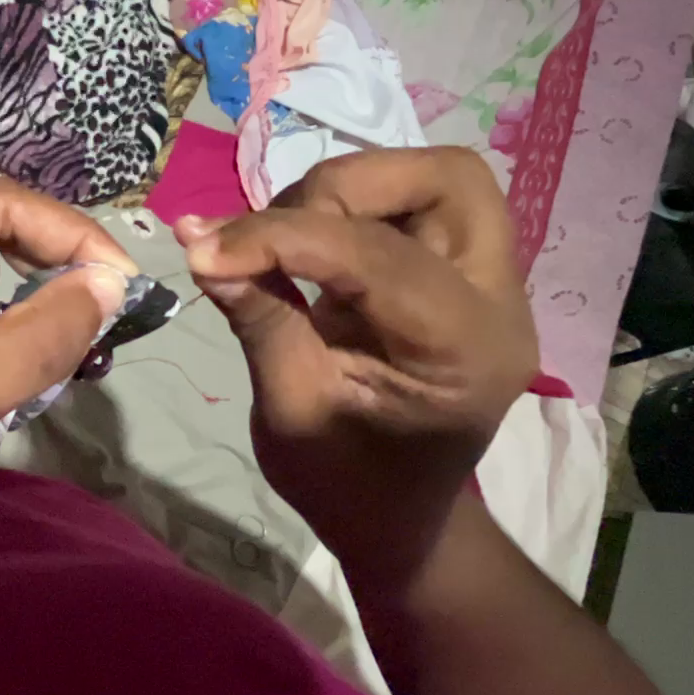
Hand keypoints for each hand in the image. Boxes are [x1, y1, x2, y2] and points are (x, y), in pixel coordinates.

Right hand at [175, 147, 537, 584]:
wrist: (397, 517)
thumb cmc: (344, 480)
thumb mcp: (288, 409)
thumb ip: (256, 316)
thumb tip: (198, 242)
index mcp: (462, 350)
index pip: (374, 255)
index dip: (281, 238)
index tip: (202, 248)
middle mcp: (496, 299)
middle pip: (443, 179)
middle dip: (340, 191)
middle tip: (272, 237)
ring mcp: (486, 281)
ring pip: (432, 177)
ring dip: (344, 192)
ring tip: (280, 242)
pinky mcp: (456, 272)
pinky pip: (412, 201)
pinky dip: (348, 206)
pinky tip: (303, 241)